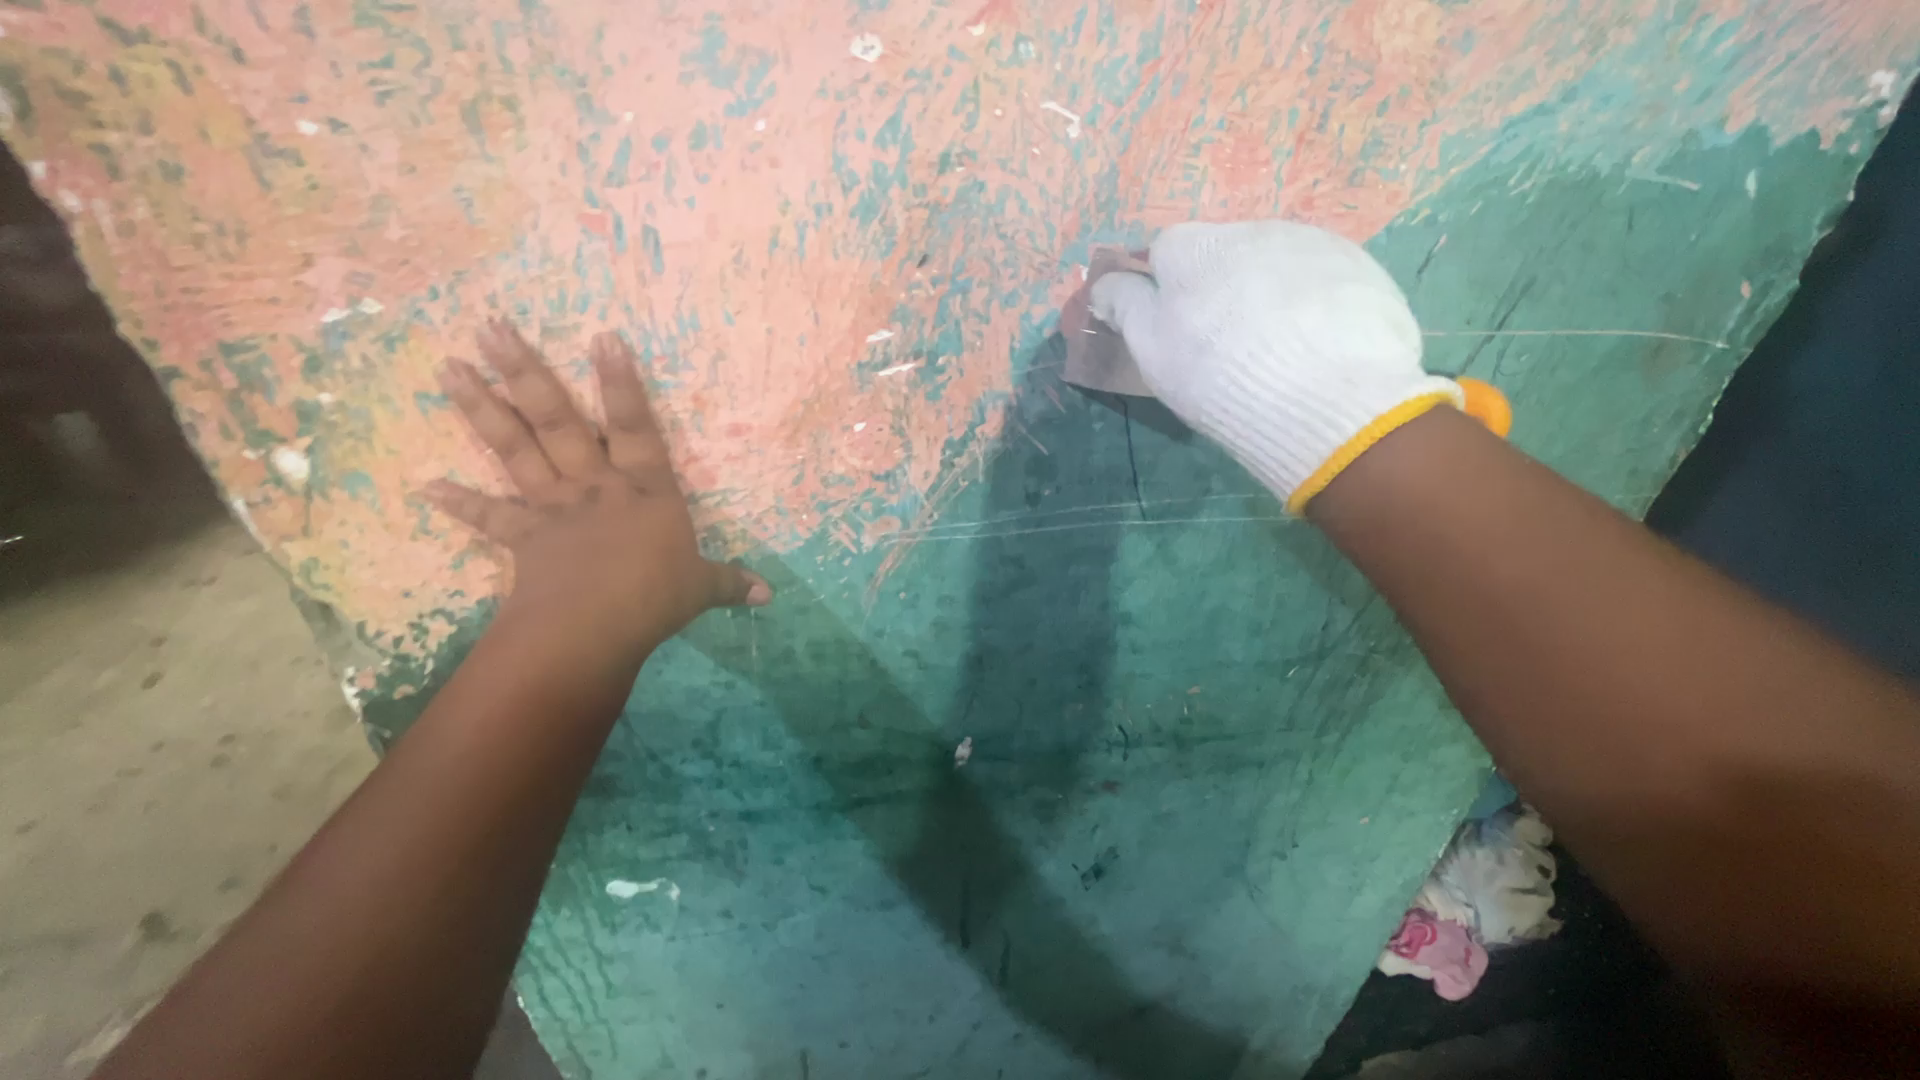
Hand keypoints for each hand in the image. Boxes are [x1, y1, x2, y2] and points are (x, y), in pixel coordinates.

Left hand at [424, 320, 769, 669]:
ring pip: (517, 450)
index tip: (602, 336)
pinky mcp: (526, 539)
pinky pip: (490, 518)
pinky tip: (426, 485)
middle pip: (559, 421)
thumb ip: (731, 583)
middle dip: (526, 372)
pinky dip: (460, 503)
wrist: (595, 626)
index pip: (636, 427)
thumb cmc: (656, 596)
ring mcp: (556, 509)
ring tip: (449, 367)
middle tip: (490, 327)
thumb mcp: (702, 588)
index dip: (621, 384)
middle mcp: (597, 486)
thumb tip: (770, 596)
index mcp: (646, 490)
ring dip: (482, 409)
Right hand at [1090, 220, 1463, 512]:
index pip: (1164, 251)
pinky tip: (1316, 346)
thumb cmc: (1219, 378)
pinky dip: (1311, 303)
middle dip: (1218, 288)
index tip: (1175, 329)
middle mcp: (1252, 229)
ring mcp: (1311, 243)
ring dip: (1267, 292)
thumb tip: (1106, 283)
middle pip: (1222, 254)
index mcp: (1194, 248)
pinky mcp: (1359, 266)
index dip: (1165, 289)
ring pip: (1273, 263)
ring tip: (1277, 350)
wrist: (1328, 402)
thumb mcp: (1152, 351)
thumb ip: (1125, 307)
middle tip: (1226, 347)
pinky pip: (1319, 279)